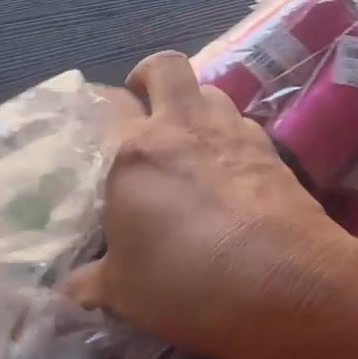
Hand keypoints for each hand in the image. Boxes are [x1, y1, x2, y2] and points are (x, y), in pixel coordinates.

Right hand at [68, 52, 357, 358]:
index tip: (93, 120)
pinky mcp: (272, 147)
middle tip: (143, 106)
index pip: (110, 102)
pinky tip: (227, 169)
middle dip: (150, 76)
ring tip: (187, 139)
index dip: (98, 105)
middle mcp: (186, 126)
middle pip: (167, 67)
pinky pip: (243, 124)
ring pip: (211, 91)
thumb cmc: (186, 280)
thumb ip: (93, 279)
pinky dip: (230, 135)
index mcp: (137, 151)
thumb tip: (75, 285)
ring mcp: (235, 131)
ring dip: (195, 105)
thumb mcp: (121, 291)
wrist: (281, 276)